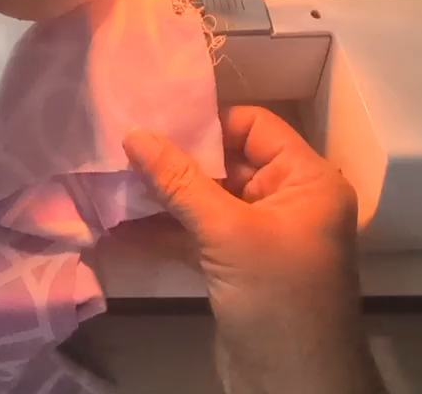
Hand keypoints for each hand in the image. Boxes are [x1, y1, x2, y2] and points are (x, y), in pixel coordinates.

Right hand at [125, 107, 374, 393]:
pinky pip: (197, 232)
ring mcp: (260, 234)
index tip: (157, 121)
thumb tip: (133, 134)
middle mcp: (287, 199)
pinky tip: (120, 224)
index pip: (254, 126)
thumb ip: (179, 181)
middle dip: (176, 157)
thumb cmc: (277, 301)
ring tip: (115, 179)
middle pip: (225, 160)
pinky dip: (163, 229)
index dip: (208, 123)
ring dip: (164, 193)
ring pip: (206, 197)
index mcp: (306, 181)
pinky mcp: (236, 265)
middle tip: (125, 145)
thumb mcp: (228, 234)